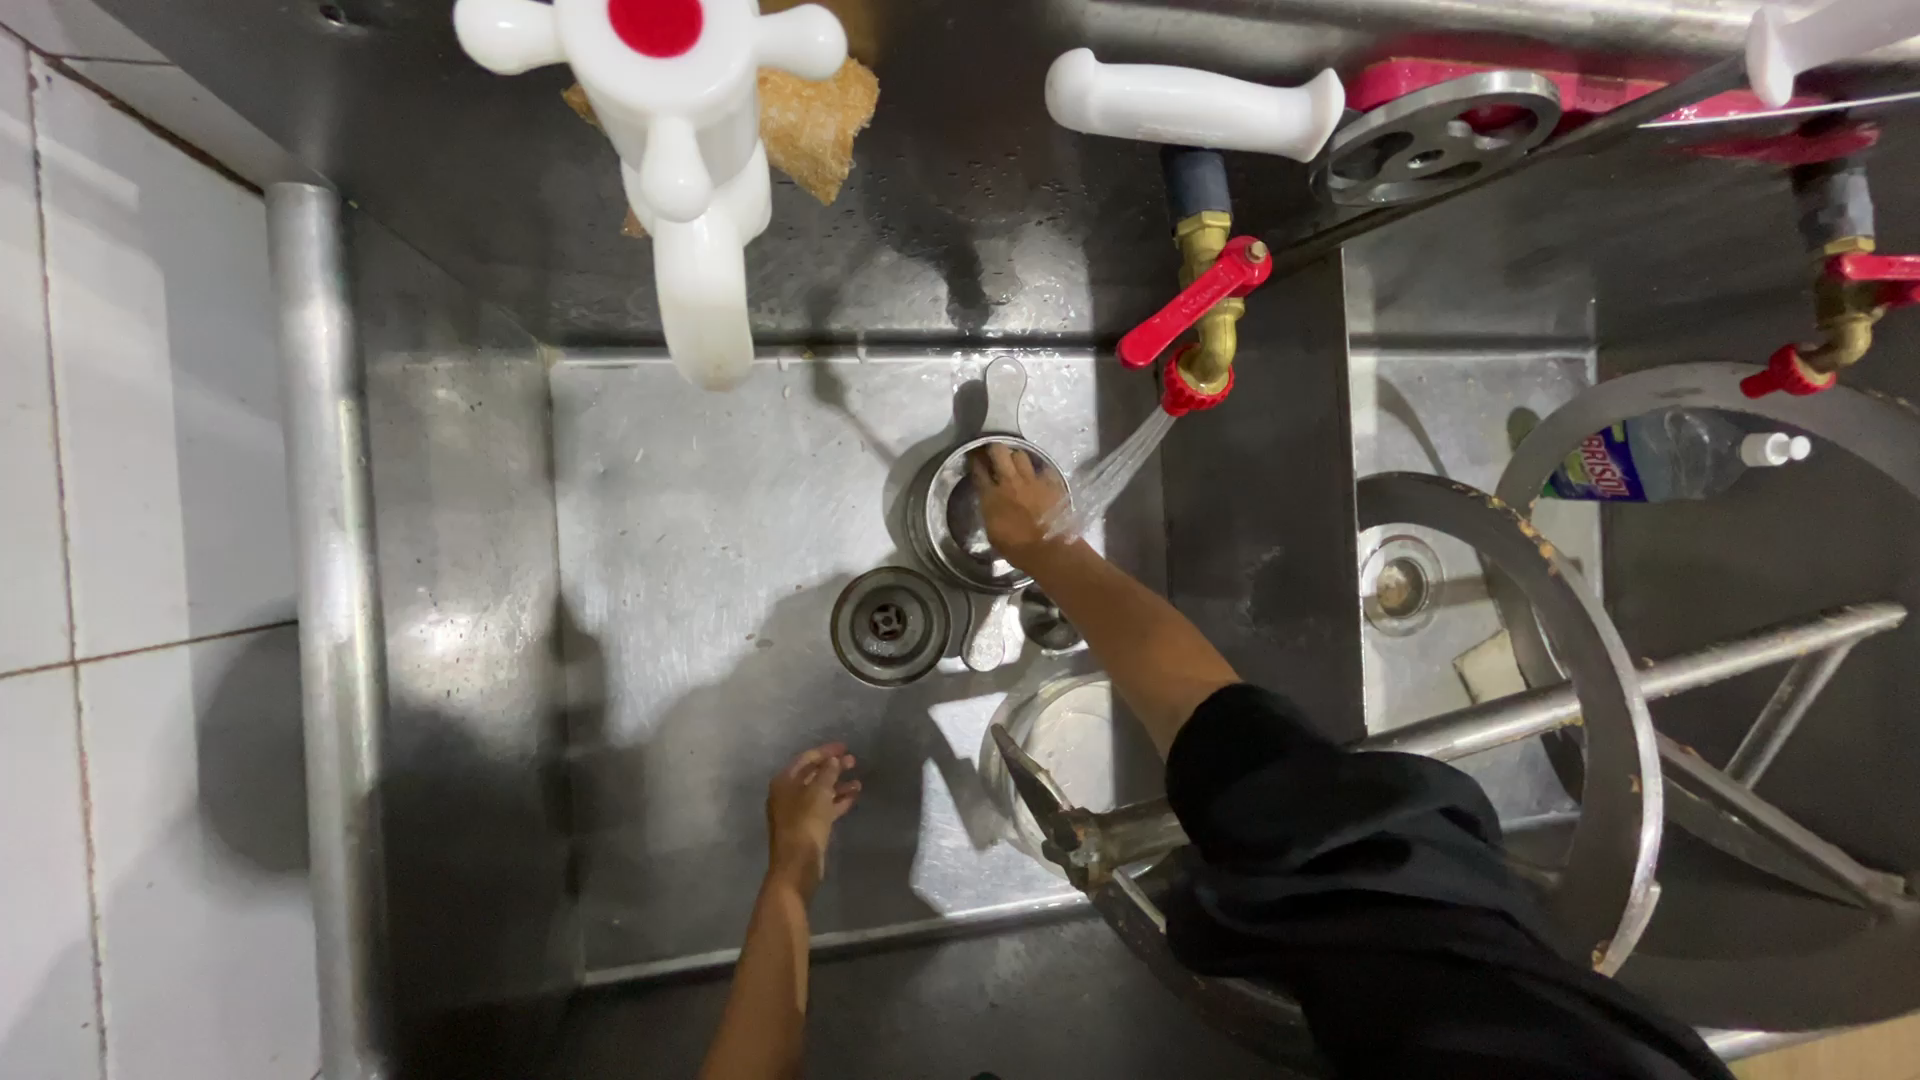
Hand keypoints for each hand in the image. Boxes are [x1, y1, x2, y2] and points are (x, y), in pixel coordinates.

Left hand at [765, 743, 859, 898]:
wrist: (797, 865)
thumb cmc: (805, 822)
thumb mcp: (819, 792)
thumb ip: (827, 772)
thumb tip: (833, 760)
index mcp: (784, 782)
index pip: (806, 759)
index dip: (826, 751)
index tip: (845, 747)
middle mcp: (788, 794)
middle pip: (813, 775)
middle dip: (834, 768)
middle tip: (854, 762)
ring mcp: (797, 812)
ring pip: (820, 792)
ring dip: (838, 786)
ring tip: (858, 783)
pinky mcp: (807, 827)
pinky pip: (824, 808)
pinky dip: (837, 801)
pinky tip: (853, 797)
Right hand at [970, 443, 1070, 569]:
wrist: (1048, 550)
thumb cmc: (1017, 548)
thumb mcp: (993, 532)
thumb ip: (990, 511)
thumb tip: (990, 502)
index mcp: (991, 496)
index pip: (978, 470)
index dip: (975, 461)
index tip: (974, 457)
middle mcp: (1010, 482)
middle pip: (999, 451)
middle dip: (995, 449)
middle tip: (995, 453)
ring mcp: (1032, 480)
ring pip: (1021, 455)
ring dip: (1016, 457)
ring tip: (1017, 464)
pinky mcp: (1051, 483)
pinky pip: (1043, 468)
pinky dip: (1040, 471)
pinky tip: (1039, 477)